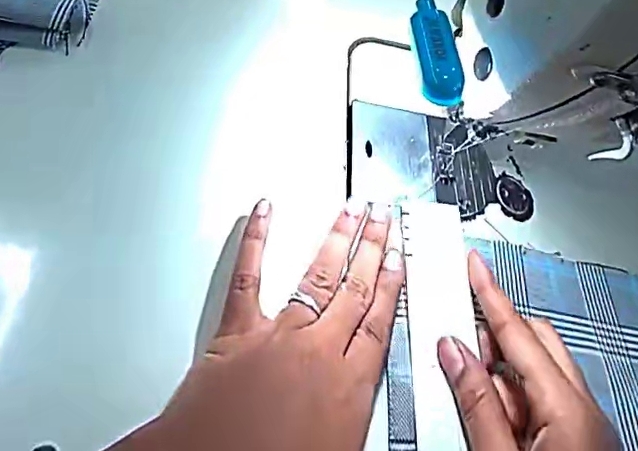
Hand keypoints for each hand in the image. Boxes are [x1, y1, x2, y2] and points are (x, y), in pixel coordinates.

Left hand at [111, 198, 403, 450]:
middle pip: (354, 290)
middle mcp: (316, 351)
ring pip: (315, 276)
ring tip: (350, 210)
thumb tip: (358, 396)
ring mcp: (277, 334)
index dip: (392, 286)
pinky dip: (255, 238)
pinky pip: (248, 274)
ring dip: (335, 238)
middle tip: (382, 216)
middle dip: (372, 248)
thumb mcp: (336, 448)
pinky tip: (263, 211)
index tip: (400, 257)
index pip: (379, 322)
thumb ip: (351, 410)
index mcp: (347, 387)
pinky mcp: (237, 329)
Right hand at [437, 250, 620, 449]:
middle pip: (538, 343)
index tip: (474, 262)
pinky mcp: (586, 446)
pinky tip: (498, 423)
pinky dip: (518, 398)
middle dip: (497, 335)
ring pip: (542, 371)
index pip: (519, 332)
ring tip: (477, 399)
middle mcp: (587, 413)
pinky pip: (548, 400)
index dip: (491, 292)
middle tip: (462, 343)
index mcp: (568, 411)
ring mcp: (591, 431)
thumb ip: (475, 403)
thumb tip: (453, 348)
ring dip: (505, 371)